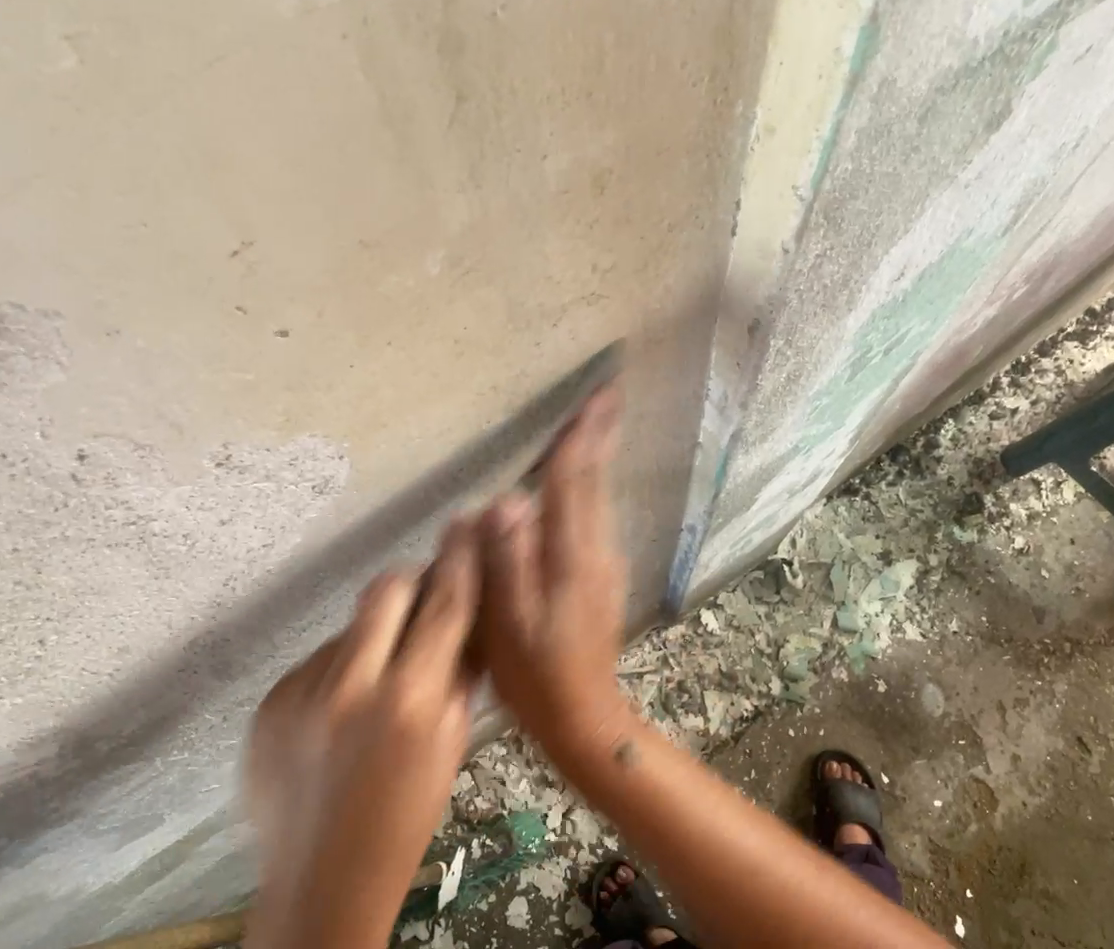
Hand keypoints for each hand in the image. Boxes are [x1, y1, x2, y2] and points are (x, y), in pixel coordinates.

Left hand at [245, 520, 482, 948]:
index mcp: (412, 701)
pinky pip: (315, 662)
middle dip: (410, 583)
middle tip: (420, 598)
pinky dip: (336, 673)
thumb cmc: (403, 820)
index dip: (460, 558)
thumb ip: (458, 677)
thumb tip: (465, 616)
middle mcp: (354, 685)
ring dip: (371, 637)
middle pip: (386, 589)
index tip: (465, 522)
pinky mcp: (270, 701)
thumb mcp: (449, 749)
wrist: (320, 880)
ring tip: (373, 686)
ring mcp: (302, 691)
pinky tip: (337, 716)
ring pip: (349, 627)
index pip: (445, 606)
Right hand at [479, 385, 629, 765]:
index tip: (597, 396)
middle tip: (608, 394)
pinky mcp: (603, 578)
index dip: (581, 437)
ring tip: (597, 423)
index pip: (574, 482)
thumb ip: (507, 561)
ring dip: (598, 457)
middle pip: (596, 481)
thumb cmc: (537, 675)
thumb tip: (506, 500)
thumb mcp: (510, 624)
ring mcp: (604, 564)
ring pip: (600, 497)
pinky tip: (583, 482)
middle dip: (600, 435)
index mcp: (570, 556)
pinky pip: (596, 515)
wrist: (585, 719)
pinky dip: (591, 485)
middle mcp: (595, 551)